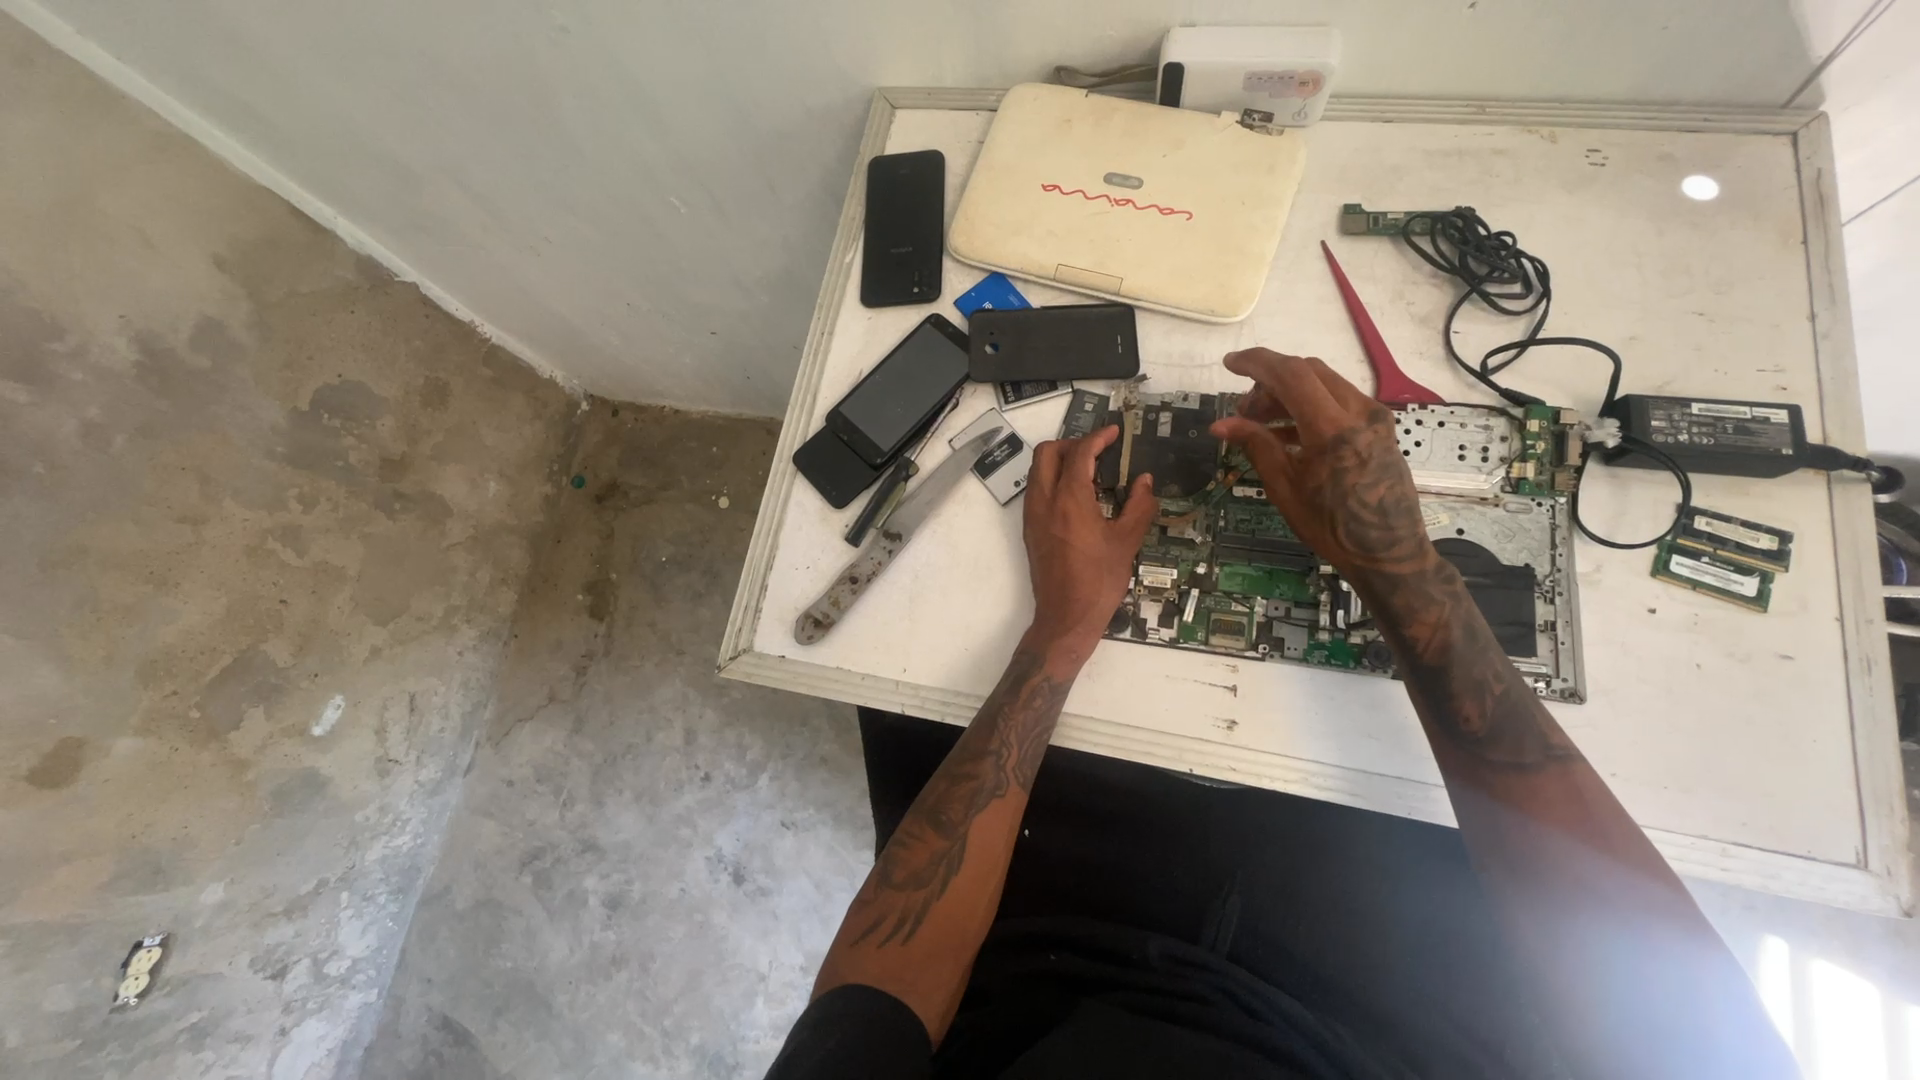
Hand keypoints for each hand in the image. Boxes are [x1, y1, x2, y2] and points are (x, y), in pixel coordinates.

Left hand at [1021, 426, 1155, 661]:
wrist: (1066, 617)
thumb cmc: (1099, 581)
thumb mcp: (1127, 542)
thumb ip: (1139, 506)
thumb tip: (1144, 481)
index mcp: (1069, 500)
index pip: (1079, 453)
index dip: (1098, 437)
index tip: (1114, 432)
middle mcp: (1044, 501)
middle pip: (1048, 453)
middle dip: (1072, 444)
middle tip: (1098, 452)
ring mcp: (1032, 516)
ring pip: (1038, 471)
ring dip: (1061, 463)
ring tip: (1092, 476)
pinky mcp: (1030, 530)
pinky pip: (1037, 491)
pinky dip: (1054, 482)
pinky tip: (1080, 500)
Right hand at [1209, 349, 1435, 600]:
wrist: (1388, 552)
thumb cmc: (1331, 526)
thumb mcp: (1284, 487)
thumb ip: (1256, 445)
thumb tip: (1220, 424)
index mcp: (1331, 428)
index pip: (1290, 373)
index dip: (1256, 362)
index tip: (1230, 364)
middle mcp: (1358, 412)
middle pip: (1307, 371)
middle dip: (1269, 381)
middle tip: (1243, 411)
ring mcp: (1374, 417)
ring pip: (1324, 383)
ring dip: (1288, 393)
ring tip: (1260, 424)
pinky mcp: (1379, 427)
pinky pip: (1338, 401)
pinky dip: (1308, 406)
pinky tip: (1286, 434)